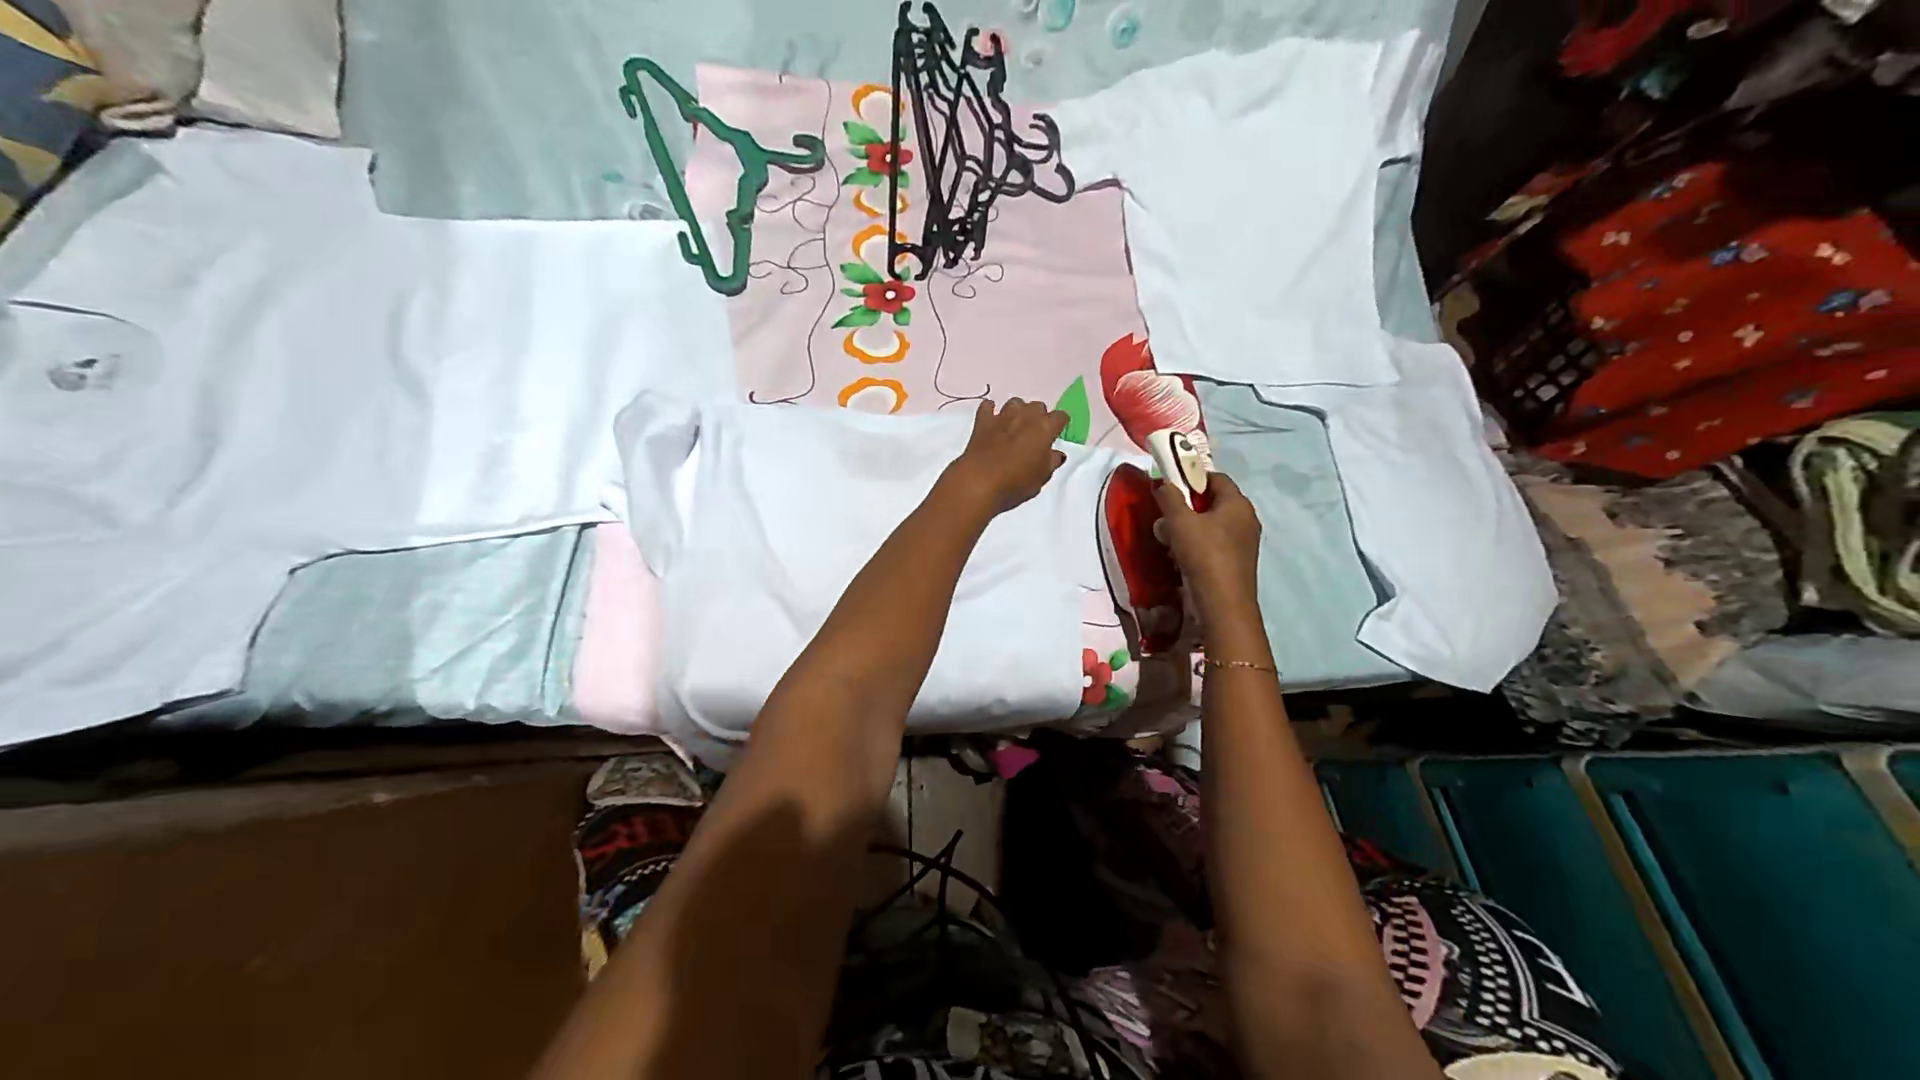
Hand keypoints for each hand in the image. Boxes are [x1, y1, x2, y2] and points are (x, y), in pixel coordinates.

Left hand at [945, 398, 1068, 515]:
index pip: (1060, 417)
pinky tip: (992, 420)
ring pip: (1015, 403)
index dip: (1060, 424)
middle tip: (1034, 433)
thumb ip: (1051, 462)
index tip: (1056, 433)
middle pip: (1037, 406)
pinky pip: (987, 407)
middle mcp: (1025, 416)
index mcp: (1044, 428)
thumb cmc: (1016, 482)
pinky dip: (991, 411)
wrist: (979, 482)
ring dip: (1017, 411)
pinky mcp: (982, 421)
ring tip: (1015, 425)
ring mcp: (1002, 416)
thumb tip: (1055, 453)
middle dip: (1038, 416)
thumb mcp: (1041, 477)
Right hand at [1153, 471, 1261, 624]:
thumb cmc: (1203, 554)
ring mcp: (1243, 543)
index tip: (1170, 486)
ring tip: (1167, 539)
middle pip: (1212, 503)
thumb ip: (1169, 497)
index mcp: (1238, 504)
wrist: (1222, 603)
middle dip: (1186, 506)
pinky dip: (1195, 546)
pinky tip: (1179, 557)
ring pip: (1211, 525)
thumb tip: (1162, 482)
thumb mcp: (1179, 521)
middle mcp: (1246, 520)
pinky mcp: (1236, 563)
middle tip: (1165, 516)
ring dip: (1187, 529)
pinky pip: (1213, 544)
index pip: (1216, 477)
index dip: (1192, 477)